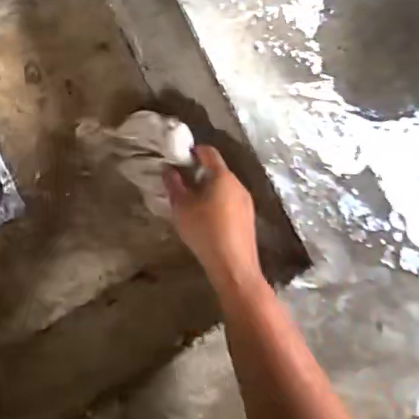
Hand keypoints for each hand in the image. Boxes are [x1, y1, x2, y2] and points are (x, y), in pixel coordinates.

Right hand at [164, 145, 263, 290]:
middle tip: (180, 182)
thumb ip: (173, 183)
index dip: (192, 150)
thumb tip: (169, 169)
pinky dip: (217, 201)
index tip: (178, 158)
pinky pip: (230, 200)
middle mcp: (238, 185)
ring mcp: (246, 202)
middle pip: (217, 169)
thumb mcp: (180, 206)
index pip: (208, 152)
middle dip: (198, 172)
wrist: (233, 267)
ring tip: (191, 201)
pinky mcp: (249, 218)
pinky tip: (206, 218)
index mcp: (222, 176)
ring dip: (208, 188)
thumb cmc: (204, 230)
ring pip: (224, 186)